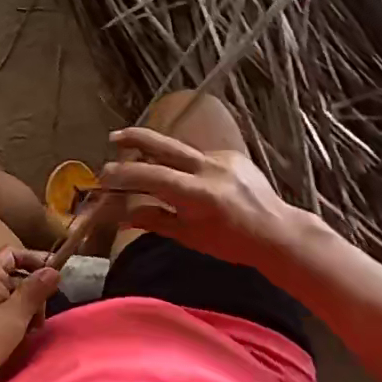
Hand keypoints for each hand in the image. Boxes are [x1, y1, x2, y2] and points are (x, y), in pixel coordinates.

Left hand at [0, 247, 60, 381]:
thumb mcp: (16, 315)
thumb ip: (35, 290)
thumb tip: (54, 269)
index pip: (11, 253)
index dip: (33, 258)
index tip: (54, 272)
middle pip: (15, 274)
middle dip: (34, 290)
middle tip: (42, 312)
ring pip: (13, 294)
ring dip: (28, 307)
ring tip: (32, 327)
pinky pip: (6, 309)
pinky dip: (18, 318)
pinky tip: (23, 334)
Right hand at [99, 127, 321, 268]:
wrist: (277, 232)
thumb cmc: (231, 243)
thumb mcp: (188, 236)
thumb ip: (154, 220)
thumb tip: (121, 215)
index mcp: (197, 193)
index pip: (150, 175)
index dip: (123, 174)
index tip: (104, 175)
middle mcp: (209, 168)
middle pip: (163, 144)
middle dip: (135, 138)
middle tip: (113, 139)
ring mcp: (222, 158)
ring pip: (180, 150)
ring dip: (159, 155)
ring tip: (146, 164)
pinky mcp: (231, 155)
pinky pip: (198, 156)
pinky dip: (186, 166)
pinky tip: (188, 180)